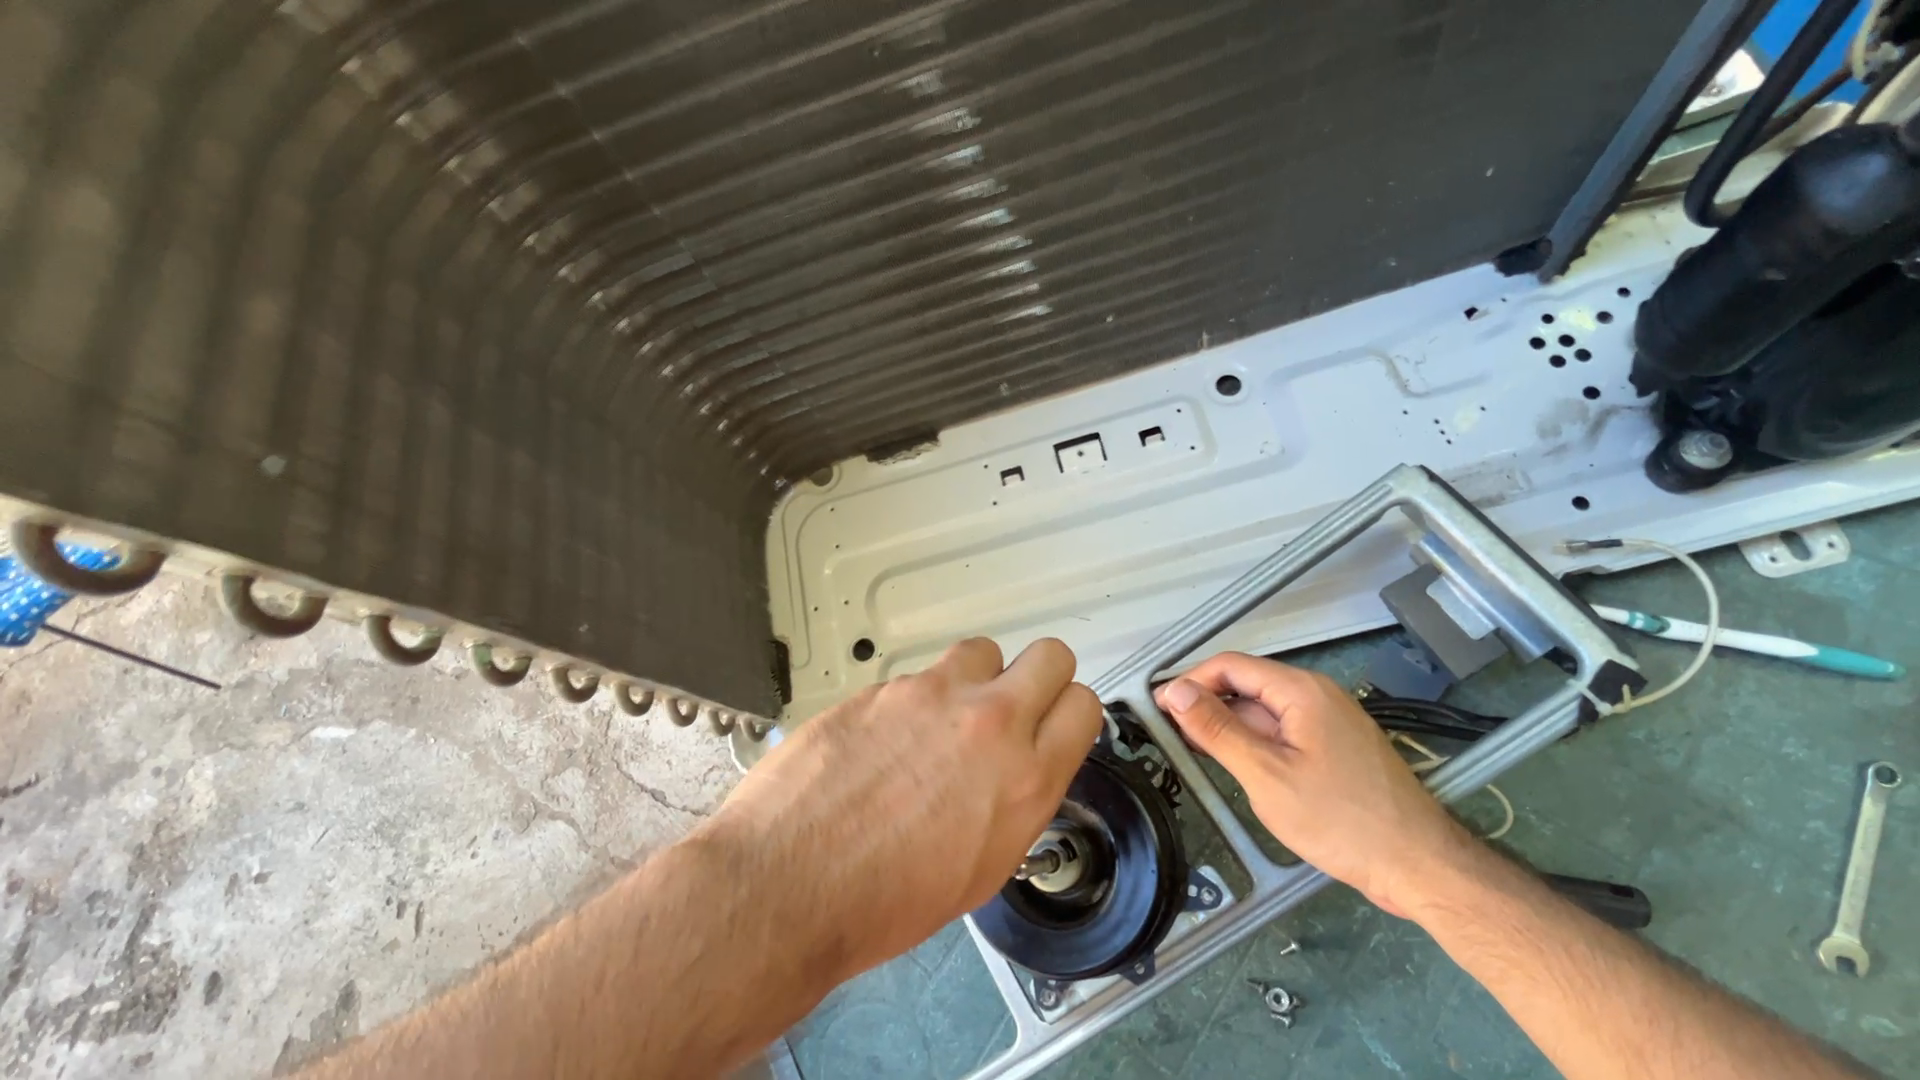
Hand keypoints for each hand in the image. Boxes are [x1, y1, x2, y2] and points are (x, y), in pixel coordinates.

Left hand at [700, 638, 1102, 980]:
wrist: (789, 884)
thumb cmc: (876, 900)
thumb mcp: (980, 870)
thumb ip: (1013, 805)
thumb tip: (1013, 779)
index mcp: (1024, 780)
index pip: (1083, 707)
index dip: (1072, 712)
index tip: (1059, 717)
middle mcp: (987, 726)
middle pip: (1049, 656)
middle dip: (1040, 674)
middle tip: (1018, 696)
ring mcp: (931, 698)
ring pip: (982, 651)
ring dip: (976, 677)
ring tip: (949, 713)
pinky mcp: (881, 688)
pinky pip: (918, 675)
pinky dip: (916, 698)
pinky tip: (891, 736)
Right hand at [1153, 653, 1470, 915]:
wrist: (1418, 865)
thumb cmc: (1341, 820)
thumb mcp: (1266, 775)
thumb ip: (1217, 729)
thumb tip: (1176, 692)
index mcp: (1302, 691)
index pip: (1230, 665)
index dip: (1189, 682)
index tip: (1157, 710)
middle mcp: (1316, 697)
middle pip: (1246, 686)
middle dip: (1206, 706)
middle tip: (1170, 738)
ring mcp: (1328, 724)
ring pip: (1263, 712)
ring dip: (1228, 728)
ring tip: (1196, 756)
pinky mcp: (1334, 749)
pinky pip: (1282, 734)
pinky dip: (1253, 745)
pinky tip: (1236, 768)